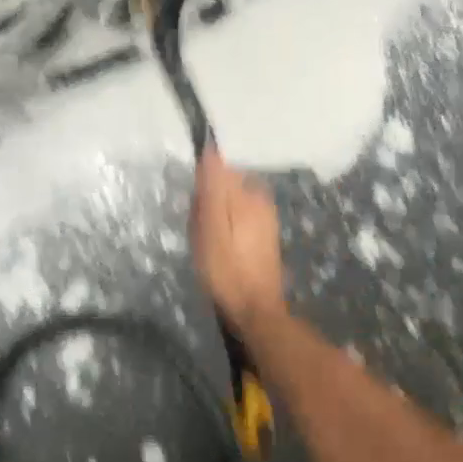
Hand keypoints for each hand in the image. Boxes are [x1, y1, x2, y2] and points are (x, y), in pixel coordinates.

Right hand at [191, 149, 287, 333]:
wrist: (255, 311)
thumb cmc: (226, 270)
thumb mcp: (210, 227)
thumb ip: (210, 188)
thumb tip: (211, 149)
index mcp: (248, 194)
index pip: (218, 170)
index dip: (201, 188)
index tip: (196, 210)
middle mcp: (261, 200)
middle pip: (223, 185)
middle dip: (207, 202)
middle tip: (200, 232)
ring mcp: (265, 218)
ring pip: (228, 203)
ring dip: (213, 218)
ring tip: (208, 244)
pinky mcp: (264, 234)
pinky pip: (235, 218)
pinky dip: (224, 229)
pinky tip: (219, 251)